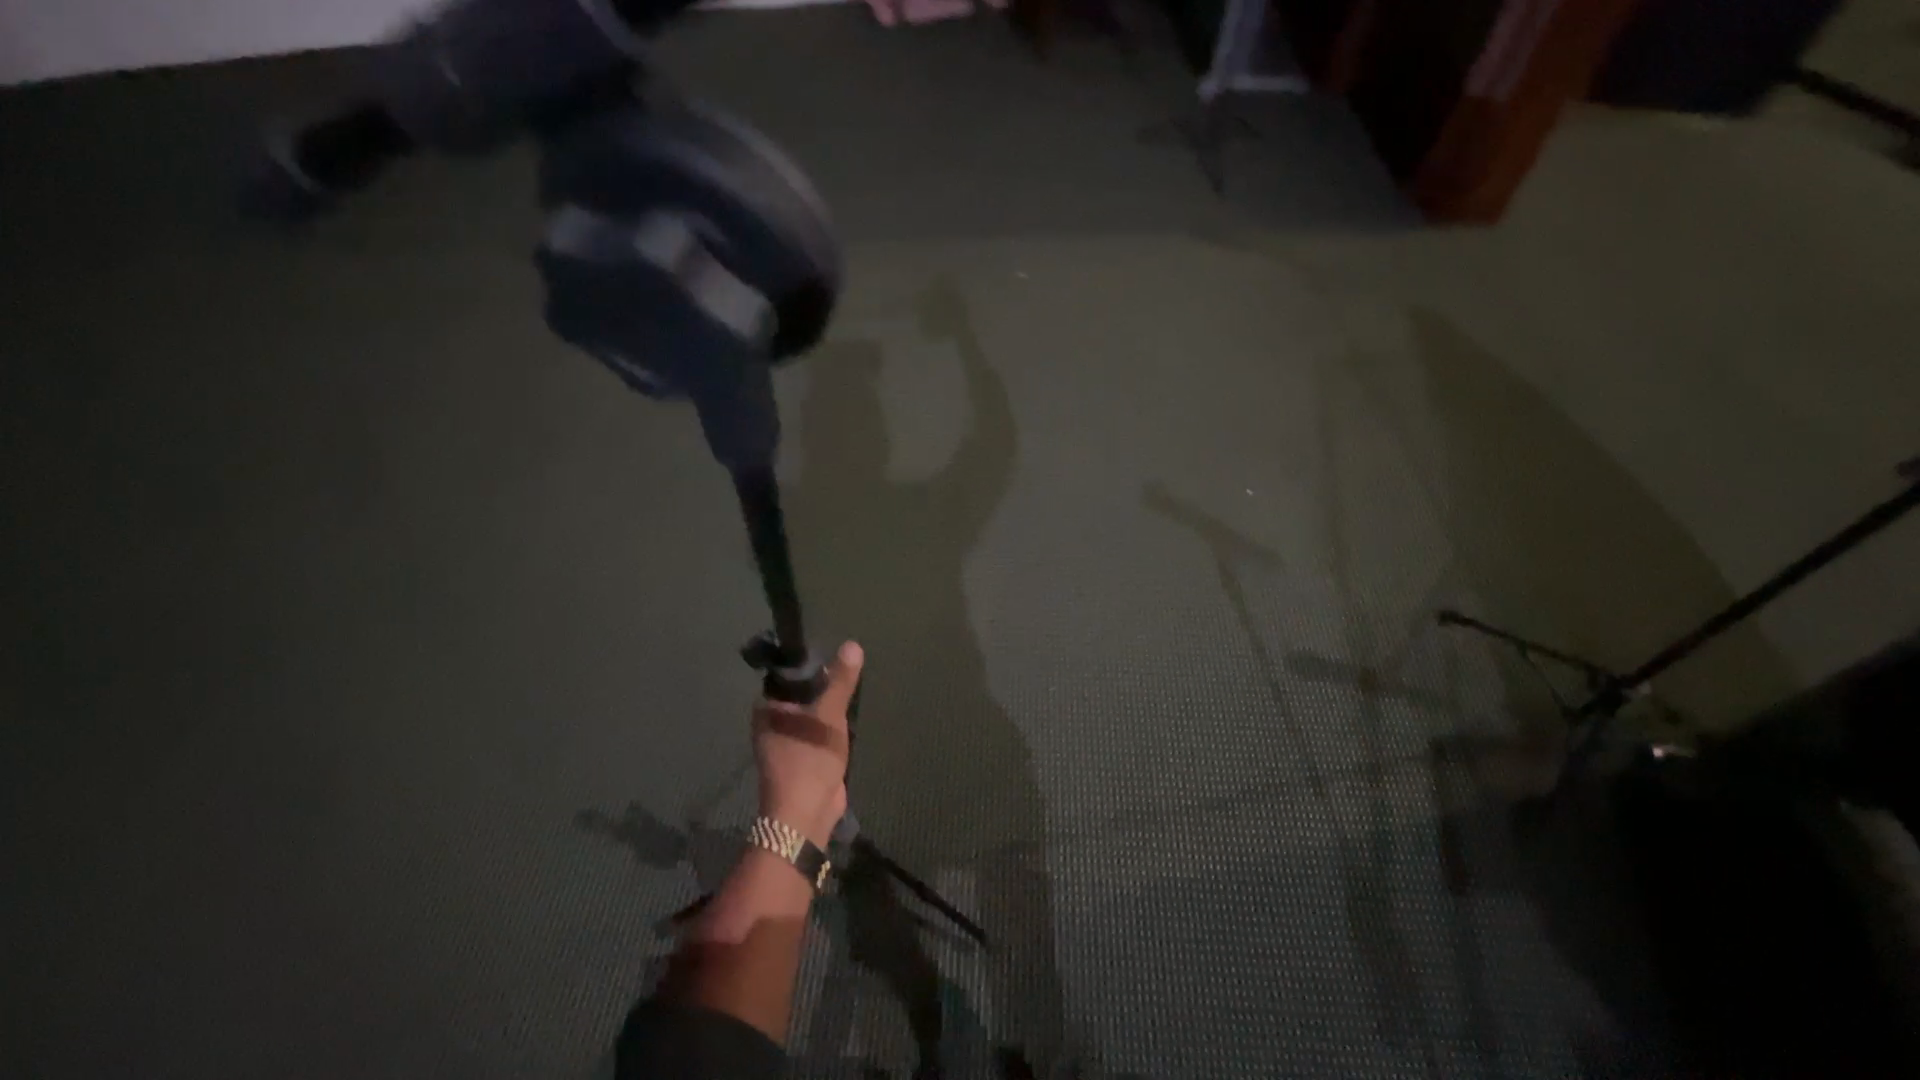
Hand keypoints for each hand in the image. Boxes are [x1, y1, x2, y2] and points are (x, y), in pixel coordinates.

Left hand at [754, 641, 861, 846]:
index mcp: (767, 708)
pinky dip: (832, 727)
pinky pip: (818, 733)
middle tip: (850, 670)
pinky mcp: (803, 758)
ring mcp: (786, 742)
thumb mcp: (828, 715)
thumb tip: (852, 644)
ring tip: (854, 689)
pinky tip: (850, 719)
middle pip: (801, 694)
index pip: (787, 675)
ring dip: (829, 707)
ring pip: (811, 714)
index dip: (810, 663)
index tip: (834, 652)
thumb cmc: (809, 759)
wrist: (806, 814)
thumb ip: (840, 682)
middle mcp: (771, 722)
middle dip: (823, 685)